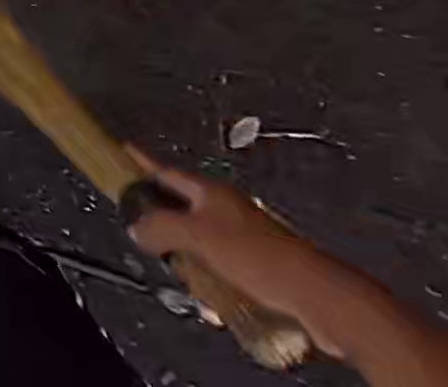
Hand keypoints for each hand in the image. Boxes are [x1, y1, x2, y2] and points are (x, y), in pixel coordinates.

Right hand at [124, 153, 360, 358]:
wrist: (323, 298)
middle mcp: (229, 209)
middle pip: (182, 206)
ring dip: (188, 256)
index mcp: (212, 192)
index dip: (142, 161)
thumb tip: (137, 229)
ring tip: (181, 273)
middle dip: (163, 220)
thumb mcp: (195, 236)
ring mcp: (248, 237)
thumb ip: (158, 228)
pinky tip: (212, 298)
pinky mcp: (263, 265)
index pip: (166, 171)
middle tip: (144, 228)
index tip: (124, 150)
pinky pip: (223, 265)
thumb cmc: (259, 257)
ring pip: (202, 239)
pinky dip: (212, 278)